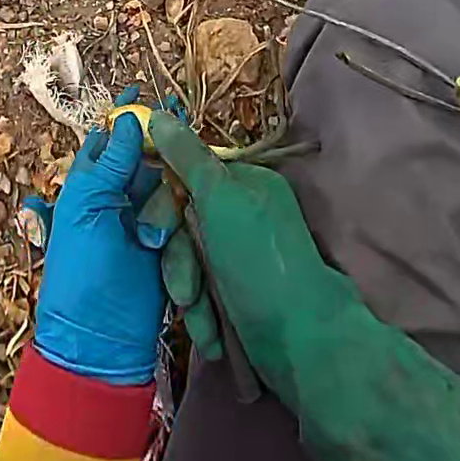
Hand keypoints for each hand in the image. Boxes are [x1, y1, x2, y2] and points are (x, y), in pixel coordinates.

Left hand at [30, 85, 175, 384]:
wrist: (100, 337)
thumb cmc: (84, 268)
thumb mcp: (90, 209)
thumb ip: (110, 164)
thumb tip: (124, 119)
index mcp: (89, 183)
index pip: (107, 138)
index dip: (122, 115)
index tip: (140, 88)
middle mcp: (117, 196)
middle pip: (144, 158)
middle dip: (161, 144)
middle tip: (181, 121)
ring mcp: (144, 220)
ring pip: (168, 185)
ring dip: (172, 188)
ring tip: (174, 190)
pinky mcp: (169, 245)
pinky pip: (184, 219)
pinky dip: (186, 219)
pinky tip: (189, 210)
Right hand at [146, 111, 459, 460]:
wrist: (304, 346)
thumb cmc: (259, 262)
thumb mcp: (220, 199)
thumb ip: (186, 156)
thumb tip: (158, 113)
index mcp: (244, 182)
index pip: (183, 174)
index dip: (163, 202)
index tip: (155, 230)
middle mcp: (240, 212)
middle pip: (180, 219)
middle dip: (175, 256)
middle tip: (180, 286)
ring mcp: (237, 252)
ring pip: (184, 256)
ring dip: (185, 287)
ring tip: (197, 314)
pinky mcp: (233, 289)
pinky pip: (198, 286)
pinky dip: (199, 309)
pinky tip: (207, 330)